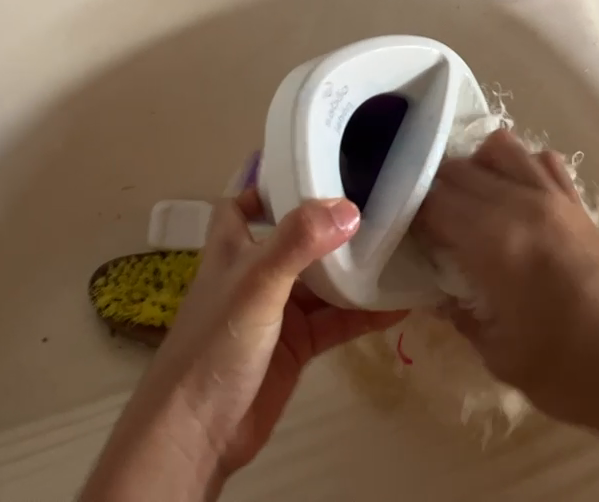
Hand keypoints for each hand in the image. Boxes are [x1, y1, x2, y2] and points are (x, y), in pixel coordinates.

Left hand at [81, 190, 406, 500]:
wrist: (197, 433)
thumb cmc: (215, 344)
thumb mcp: (254, 283)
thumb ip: (297, 243)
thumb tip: (350, 209)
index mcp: (232, 247)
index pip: (245, 201)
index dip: (271, 183)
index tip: (315, 165)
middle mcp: (255, 272)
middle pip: (298, 237)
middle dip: (332, 223)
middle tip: (380, 202)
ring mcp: (278, 310)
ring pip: (323, 279)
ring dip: (356, 268)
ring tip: (401, 247)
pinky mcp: (297, 346)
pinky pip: (336, 320)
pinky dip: (364, 312)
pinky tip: (398, 304)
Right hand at [412, 129, 598, 435]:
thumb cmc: (570, 373)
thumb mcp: (497, 353)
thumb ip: (458, 311)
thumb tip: (433, 290)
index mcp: (496, 241)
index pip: (431, 200)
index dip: (403, 210)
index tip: (390, 227)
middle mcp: (522, 204)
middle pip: (457, 169)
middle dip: (428, 187)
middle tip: (415, 220)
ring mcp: (554, 197)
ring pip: (499, 148)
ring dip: (471, 167)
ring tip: (461, 204)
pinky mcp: (577, 204)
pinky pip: (539, 161)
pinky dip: (516, 167)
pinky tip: (509, 200)